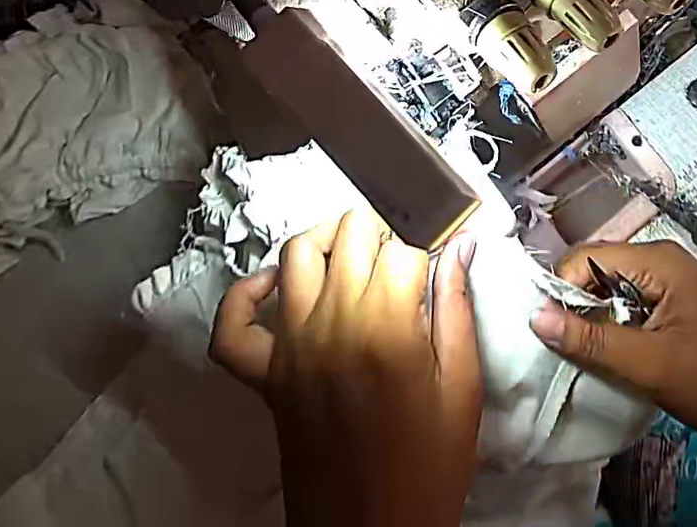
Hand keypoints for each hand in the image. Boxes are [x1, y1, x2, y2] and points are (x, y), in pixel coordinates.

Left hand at [210, 210, 482, 526]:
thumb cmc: (429, 464)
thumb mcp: (462, 385)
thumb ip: (458, 305)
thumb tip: (462, 246)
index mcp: (388, 326)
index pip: (406, 246)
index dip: (429, 246)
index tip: (440, 261)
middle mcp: (334, 324)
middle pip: (351, 233)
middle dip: (384, 234)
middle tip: (404, 262)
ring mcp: (292, 348)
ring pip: (297, 254)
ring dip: (330, 242)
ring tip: (358, 259)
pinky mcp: (265, 378)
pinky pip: (233, 324)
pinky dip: (247, 294)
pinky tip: (276, 287)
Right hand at [529, 241, 696, 448]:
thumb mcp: (650, 365)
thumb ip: (592, 340)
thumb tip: (537, 318)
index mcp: (657, 260)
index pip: (588, 256)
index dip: (562, 289)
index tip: (547, 329)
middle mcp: (661, 258)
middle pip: (598, 267)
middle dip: (576, 302)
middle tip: (562, 344)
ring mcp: (669, 278)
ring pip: (611, 286)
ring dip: (594, 315)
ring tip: (584, 351)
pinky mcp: (673, 300)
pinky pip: (628, 300)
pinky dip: (613, 323)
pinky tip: (611, 352)